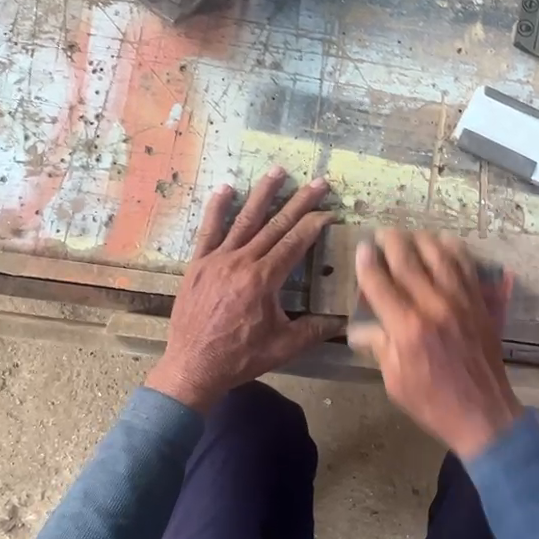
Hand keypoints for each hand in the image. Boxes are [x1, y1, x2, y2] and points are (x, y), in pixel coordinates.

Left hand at [145, 167, 342, 412]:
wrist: (192, 368)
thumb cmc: (241, 357)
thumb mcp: (285, 346)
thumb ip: (316, 328)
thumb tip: (346, 319)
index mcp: (264, 279)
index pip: (296, 241)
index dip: (315, 224)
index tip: (330, 211)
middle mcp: (241, 262)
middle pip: (276, 224)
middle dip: (300, 201)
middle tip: (319, 182)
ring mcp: (217, 260)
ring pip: (244, 219)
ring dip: (263, 193)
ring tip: (278, 170)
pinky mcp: (198, 264)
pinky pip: (209, 231)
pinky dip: (217, 208)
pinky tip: (225, 188)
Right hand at [350, 229, 522, 459]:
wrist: (483, 413)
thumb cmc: (433, 402)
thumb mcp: (395, 381)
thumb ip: (379, 346)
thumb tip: (359, 328)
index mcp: (407, 328)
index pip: (380, 283)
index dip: (368, 262)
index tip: (362, 248)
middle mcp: (434, 306)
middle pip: (409, 260)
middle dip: (391, 242)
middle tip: (382, 233)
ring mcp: (460, 301)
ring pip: (439, 255)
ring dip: (422, 239)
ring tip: (409, 234)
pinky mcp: (479, 302)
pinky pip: (466, 266)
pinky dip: (453, 249)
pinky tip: (444, 241)